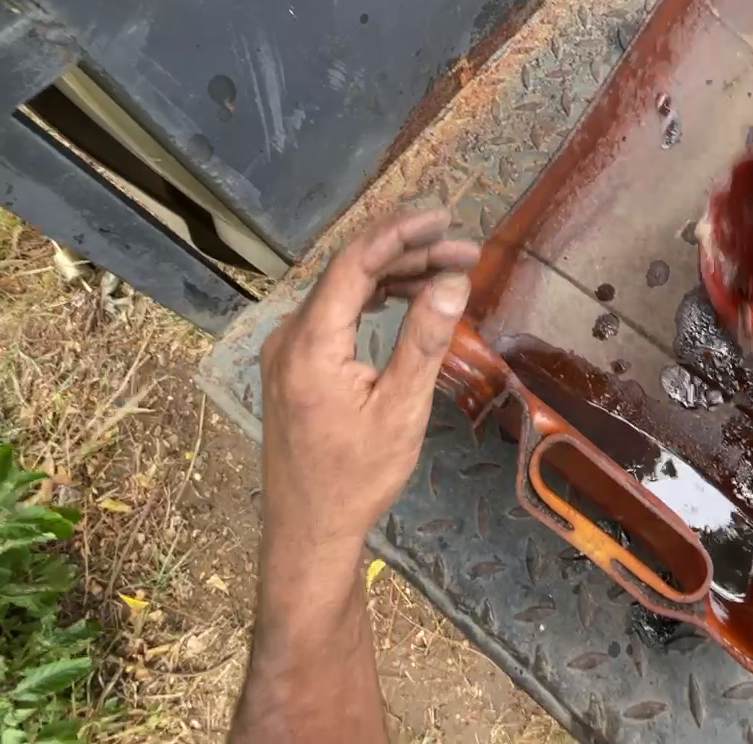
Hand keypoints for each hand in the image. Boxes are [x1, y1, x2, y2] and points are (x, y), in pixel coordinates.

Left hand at [256, 210, 480, 564]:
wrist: (309, 532)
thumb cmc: (358, 476)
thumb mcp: (401, 409)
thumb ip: (424, 340)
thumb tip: (453, 281)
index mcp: (311, 344)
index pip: (354, 265)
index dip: (400, 234)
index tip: (444, 219)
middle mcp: (290, 336)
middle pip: (350, 272)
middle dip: (408, 254)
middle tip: (464, 251)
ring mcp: (288, 350)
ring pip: (343, 290)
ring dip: (394, 276)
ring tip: (446, 270)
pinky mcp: (295, 363)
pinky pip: (335, 313)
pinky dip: (373, 299)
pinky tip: (405, 297)